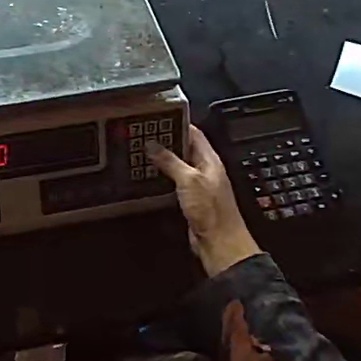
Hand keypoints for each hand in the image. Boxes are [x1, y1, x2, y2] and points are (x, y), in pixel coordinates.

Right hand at [148, 126, 261, 276]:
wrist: (219, 243)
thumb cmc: (210, 210)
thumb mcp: (189, 180)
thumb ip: (170, 161)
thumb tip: (153, 145)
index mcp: (210, 160)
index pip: (194, 133)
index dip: (178, 123)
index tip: (158, 117)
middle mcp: (204, 170)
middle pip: (184, 148)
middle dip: (165, 140)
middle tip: (143, 134)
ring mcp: (196, 185)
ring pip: (177, 166)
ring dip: (161, 159)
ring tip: (141, 152)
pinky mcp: (188, 200)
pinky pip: (173, 182)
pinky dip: (161, 177)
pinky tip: (147, 176)